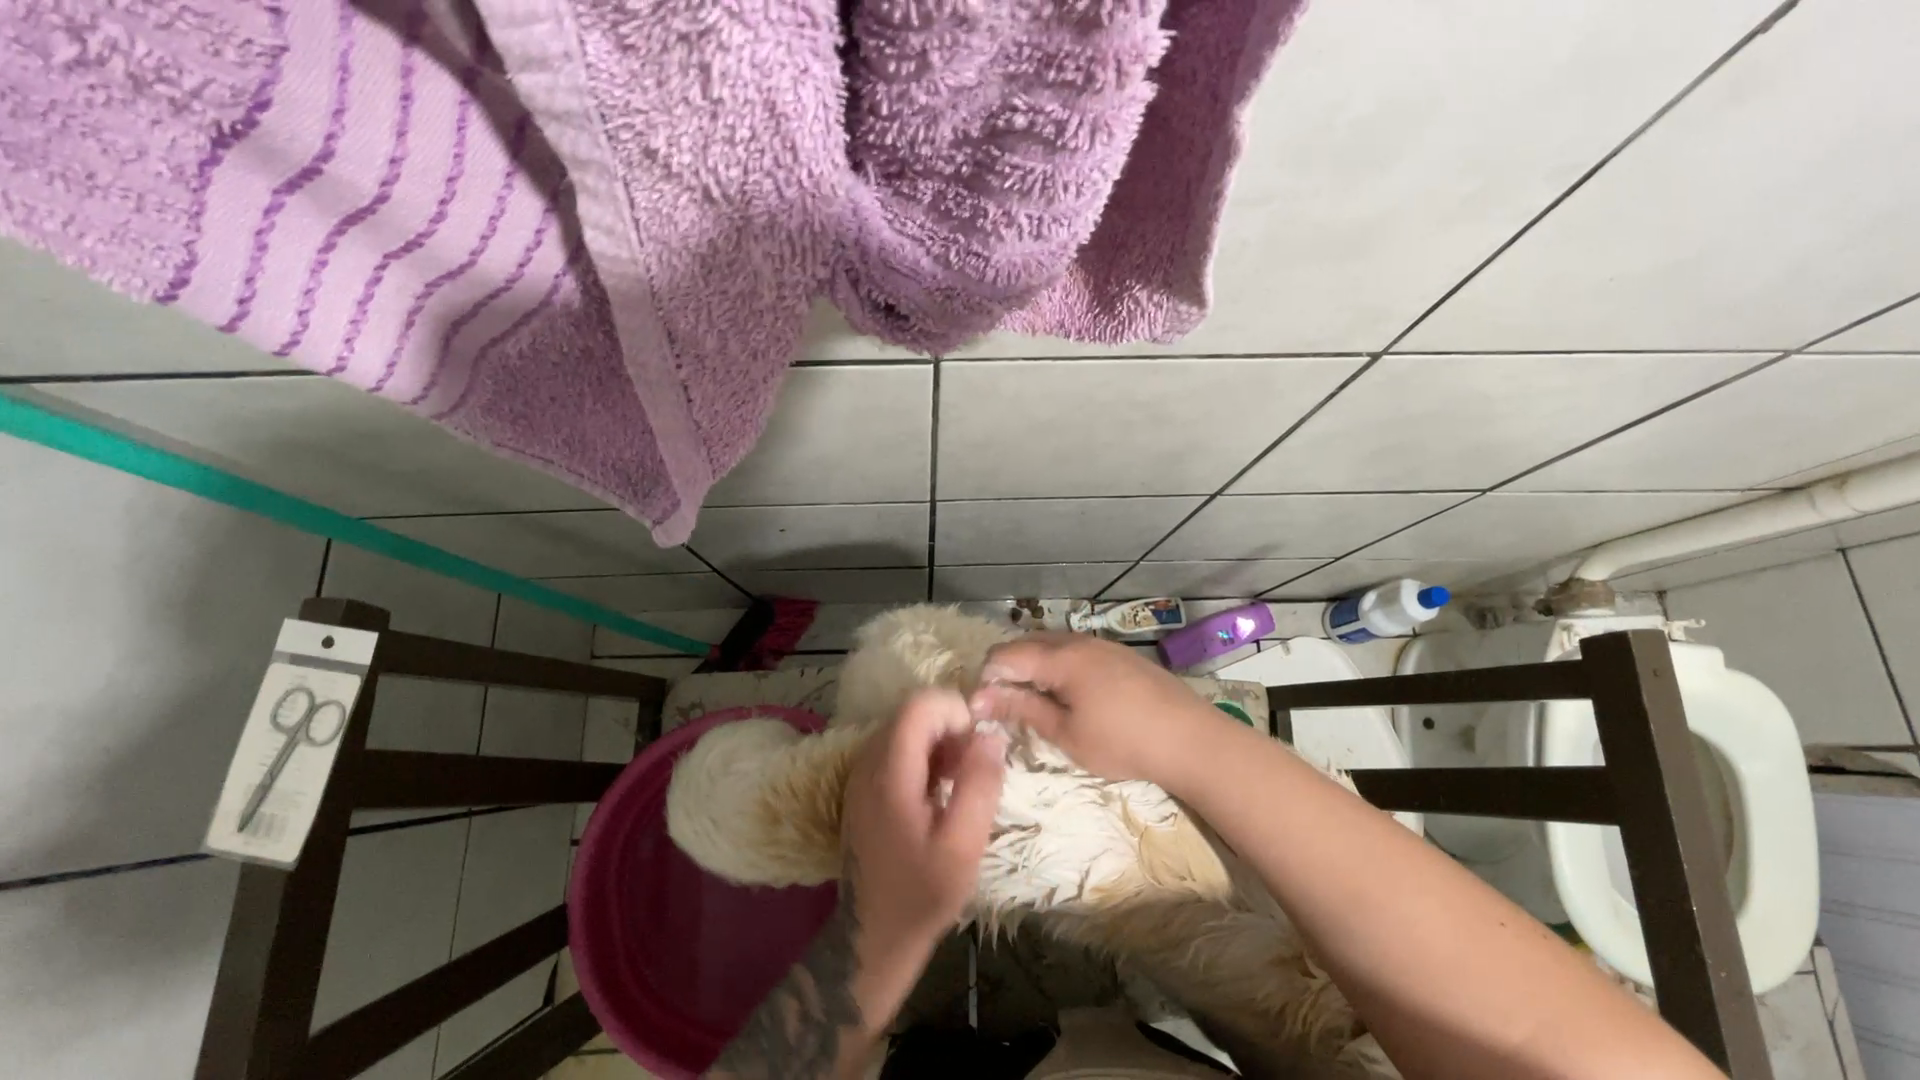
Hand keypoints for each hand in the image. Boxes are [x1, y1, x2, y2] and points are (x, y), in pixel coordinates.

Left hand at [841, 688, 1006, 958]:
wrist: (874, 935)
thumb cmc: (923, 893)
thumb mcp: (964, 844)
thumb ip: (979, 785)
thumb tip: (992, 735)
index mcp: (889, 773)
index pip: (919, 704)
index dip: (956, 713)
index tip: (980, 747)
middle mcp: (867, 764)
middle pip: (911, 714)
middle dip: (950, 729)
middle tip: (975, 770)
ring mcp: (861, 776)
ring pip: (904, 730)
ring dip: (939, 744)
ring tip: (961, 785)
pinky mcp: (864, 790)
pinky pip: (896, 752)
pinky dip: (924, 759)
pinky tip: (940, 795)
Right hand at [969, 633, 1230, 791]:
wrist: (1191, 739)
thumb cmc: (1123, 742)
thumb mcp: (1066, 733)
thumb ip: (1022, 708)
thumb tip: (980, 696)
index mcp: (1061, 657)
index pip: (1004, 654)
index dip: (987, 679)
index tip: (984, 710)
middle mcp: (1079, 641)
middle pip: (1026, 643)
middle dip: (1007, 670)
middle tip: (1005, 708)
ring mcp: (1103, 645)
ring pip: (1052, 646)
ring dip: (1034, 668)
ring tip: (1036, 705)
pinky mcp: (1121, 655)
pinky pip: (1076, 651)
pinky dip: (1059, 668)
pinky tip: (1070, 697)